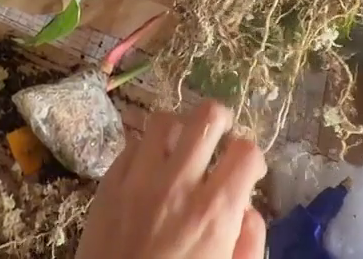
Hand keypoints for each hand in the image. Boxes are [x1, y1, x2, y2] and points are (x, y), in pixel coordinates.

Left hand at [78, 100, 267, 258]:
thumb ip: (248, 247)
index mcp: (215, 212)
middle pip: (206, 118)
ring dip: (181, 127)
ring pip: (164, 120)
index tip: (249, 171)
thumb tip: (249, 210)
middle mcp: (179, 184)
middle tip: (221, 135)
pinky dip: (147, 148)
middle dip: (221, 121)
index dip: (253, 157)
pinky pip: (132, 144)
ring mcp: (139, 179)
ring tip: (184, 144)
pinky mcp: (109, 183)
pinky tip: (152, 166)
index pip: (246, 152)